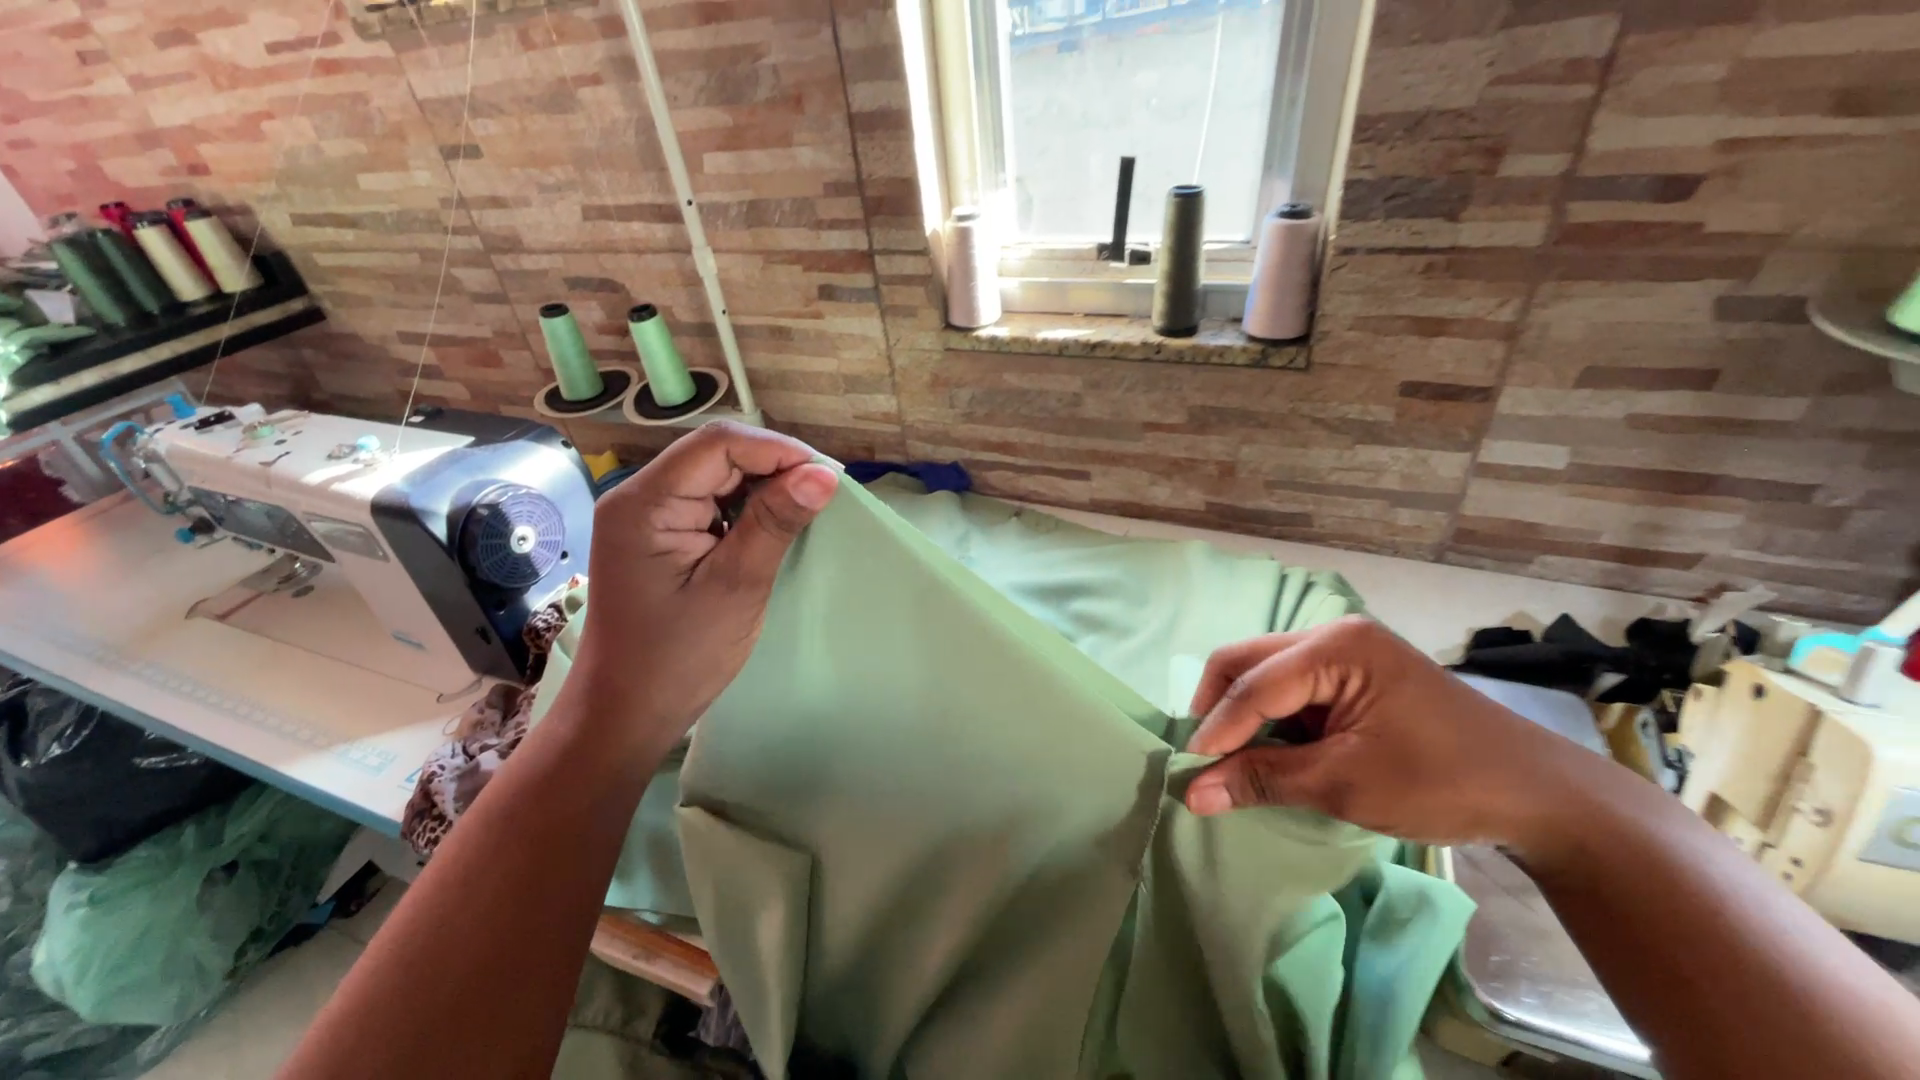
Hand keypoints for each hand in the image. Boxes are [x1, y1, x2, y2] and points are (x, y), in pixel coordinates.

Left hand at [573, 422, 837, 743]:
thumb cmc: (678, 658)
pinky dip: (744, 510)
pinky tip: (770, 529)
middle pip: (714, 455)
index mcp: (644, 502)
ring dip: (761, 489)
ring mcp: (644, 517)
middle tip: (821, 497)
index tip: (826, 479)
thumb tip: (823, 474)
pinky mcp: (656, 537)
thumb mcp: (736, 586)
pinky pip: (707, 504)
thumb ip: (775, 523)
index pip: (718, 445)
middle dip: (772, 468)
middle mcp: (637, 497)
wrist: (624, 714)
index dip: (777, 451)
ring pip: (714, 477)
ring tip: (802, 514)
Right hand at [1182, 616, 1599, 853]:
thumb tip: (1191, 793)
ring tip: (1235, 765)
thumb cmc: (1443, 783)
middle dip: (1220, 712)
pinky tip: (1274, 757)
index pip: (1253, 685)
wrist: (1540, 796)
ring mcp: (1349, 655)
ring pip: (1267, 675)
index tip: (1186, 775)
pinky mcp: (1358, 679)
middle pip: (1248, 663)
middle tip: (1204, 762)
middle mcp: (1336, 636)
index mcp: (1337, 646)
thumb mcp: (1344, 784)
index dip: (1215, 730)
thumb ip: (1263, 780)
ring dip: (1246, 719)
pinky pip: (1295, 691)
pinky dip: (1275, 724)